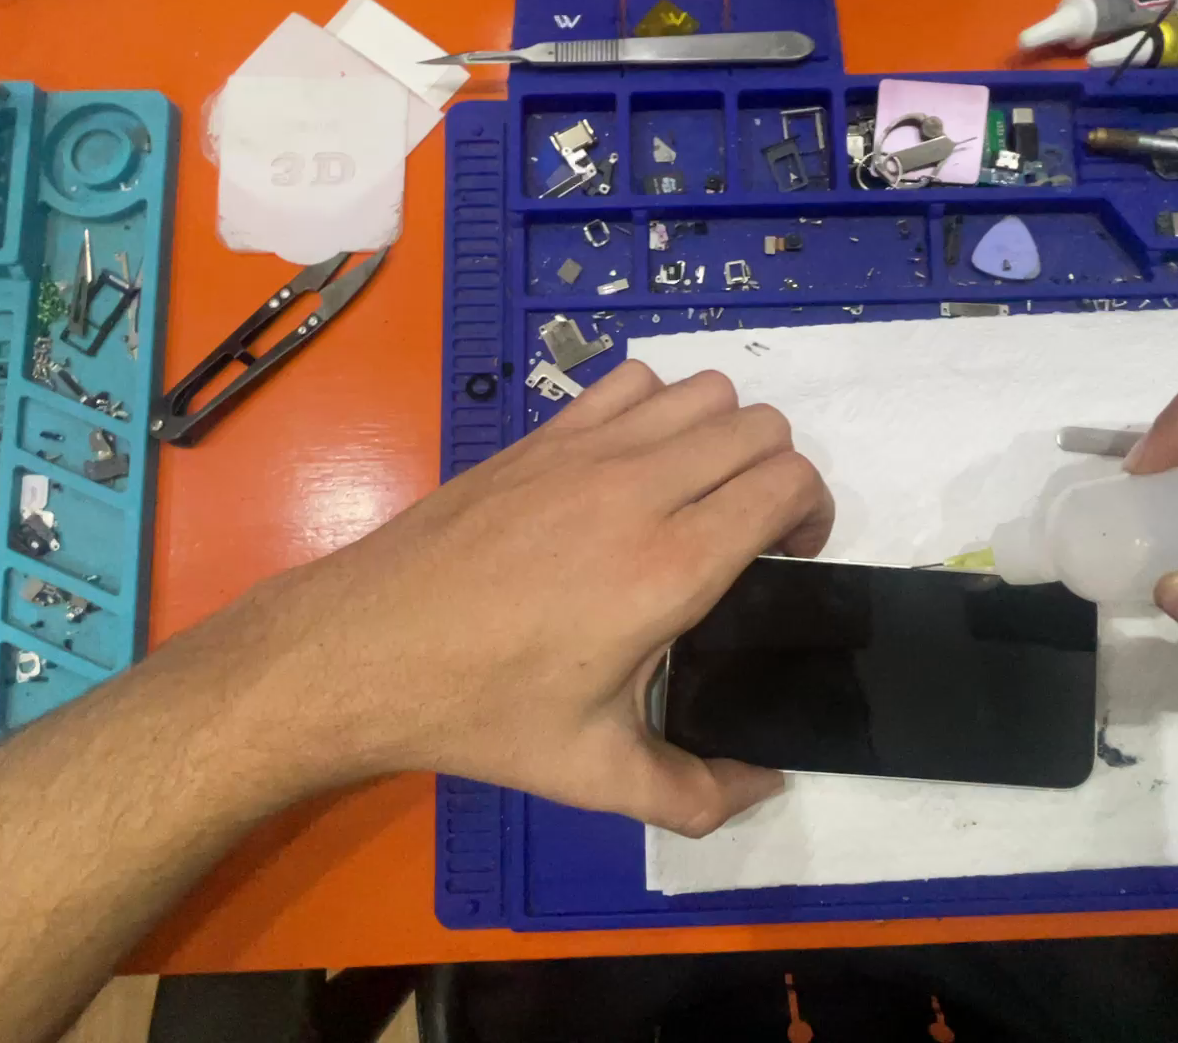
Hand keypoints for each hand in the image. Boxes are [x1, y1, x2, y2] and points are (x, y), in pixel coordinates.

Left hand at [233, 362, 832, 835]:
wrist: (363, 651)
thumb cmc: (483, 709)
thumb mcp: (596, 775)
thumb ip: (697, 794)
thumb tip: (766, 789)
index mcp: (671, 566)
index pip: (787, 484)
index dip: (813, 512)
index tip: (790, 556)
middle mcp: (641, 488)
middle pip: (760, 426)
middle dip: (779, 473)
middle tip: (751, 530)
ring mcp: (588, 449)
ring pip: (706, 391)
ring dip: (724, 435)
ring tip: (697, 490)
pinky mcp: (544, 434)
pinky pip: (633, 382)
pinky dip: (658, 408)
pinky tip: (632, 462)